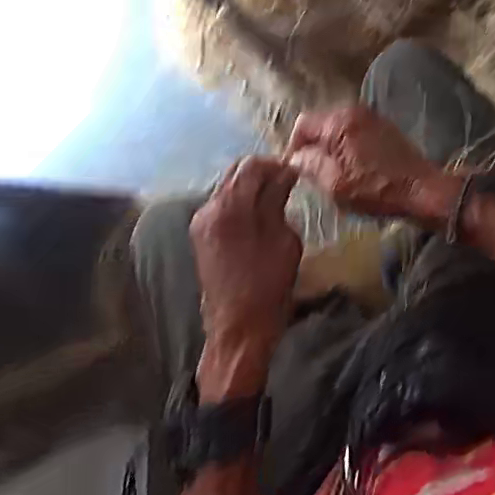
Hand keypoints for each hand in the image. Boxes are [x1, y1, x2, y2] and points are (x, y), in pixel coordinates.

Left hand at [190, 156, 302, 399]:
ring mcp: (200, 221)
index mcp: (229, 207)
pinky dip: (239, 202)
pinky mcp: (199, 235)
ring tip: (274, 199)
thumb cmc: (267, 286)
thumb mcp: (283, 239)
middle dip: (261, 173)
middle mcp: (208, 208)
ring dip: (250, 187)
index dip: (275, 165)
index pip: (251, 165)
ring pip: (227, 187)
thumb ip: (277, 200)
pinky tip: (257, 215)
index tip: (295, 174)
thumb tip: (285, 172)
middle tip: (286, 184)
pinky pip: (221, 205)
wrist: (238, 329)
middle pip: (235, 172)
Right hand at [287, 106, 460, 225]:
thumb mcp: (336, 184)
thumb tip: (294, 157)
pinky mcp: (382, 126)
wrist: (423, 190)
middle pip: (320, 124)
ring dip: (330, 147)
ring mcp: (371, 116)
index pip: (302, 124)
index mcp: (339, 122)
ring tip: (332, 173)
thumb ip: (310, 165)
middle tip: (313, 174)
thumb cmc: (377, 189)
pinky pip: (353, 131)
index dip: (294, 147)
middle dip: (313, 147)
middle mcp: (354, 110)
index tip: (296, 169)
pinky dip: (346, 146)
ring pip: (336, 129)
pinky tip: (352, 167)